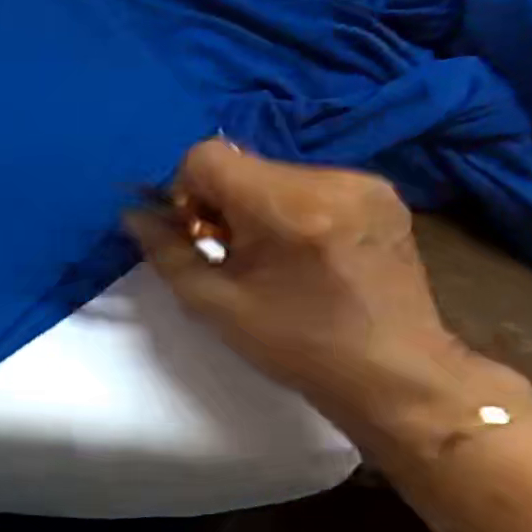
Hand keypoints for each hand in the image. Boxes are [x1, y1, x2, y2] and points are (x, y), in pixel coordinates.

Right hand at [124, 139, 531, 444]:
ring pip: (270, 171)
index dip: (185, 189)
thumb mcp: (214, 305)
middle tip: (229, 249)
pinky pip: (306, 180)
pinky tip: (302, 249)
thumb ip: (166, 251)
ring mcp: (362, 183)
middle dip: (218, 199)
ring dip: (252, 203)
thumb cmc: (297, 346)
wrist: (398, 376)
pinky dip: (287, 206)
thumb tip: (133, 213)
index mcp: (287, 209)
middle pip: (239, 163)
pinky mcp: (381, 192)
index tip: (197, 232)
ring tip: (268, 254)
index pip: (206, 155)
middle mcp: (329, 181)